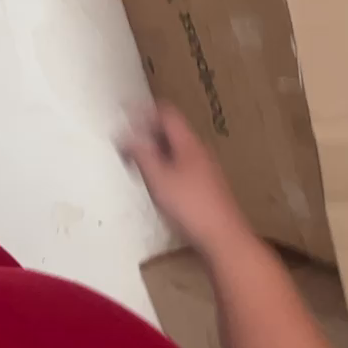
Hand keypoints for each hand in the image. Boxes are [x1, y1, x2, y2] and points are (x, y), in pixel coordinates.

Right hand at [122, 103, 253, 253]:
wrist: (224, 238)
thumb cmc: (190, 206)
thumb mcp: (157, 177)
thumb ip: (140, 153)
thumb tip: (124, 133)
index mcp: (188, 144)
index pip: (167, 114)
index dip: (145, 109)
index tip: (123, 111)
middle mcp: (198, 152)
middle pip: (169, 130)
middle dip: (145, 130)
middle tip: (122, 138)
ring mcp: (203, 168)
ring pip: (172, 147)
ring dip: (151, 148)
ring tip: (131, 158)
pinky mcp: (203, 184)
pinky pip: (177, 162)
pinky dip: (160, 162)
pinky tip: (151, 178)